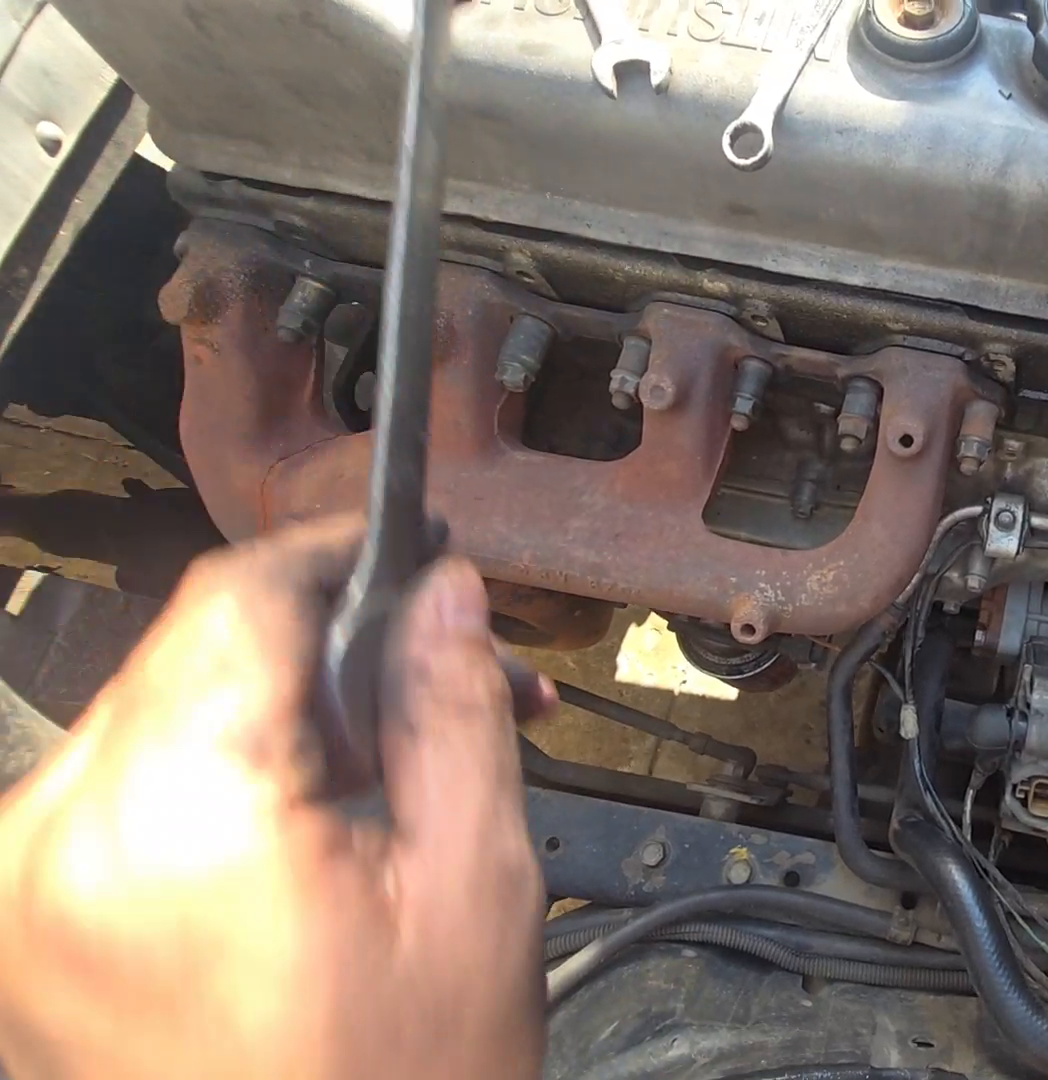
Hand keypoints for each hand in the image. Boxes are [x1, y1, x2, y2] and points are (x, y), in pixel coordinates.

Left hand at [0, 518, 549, 1079]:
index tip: (424, 545)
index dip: (337, 550)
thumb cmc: (415, 1050)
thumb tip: (448, 588)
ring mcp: (36, 881)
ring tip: (444, 730)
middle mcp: (58, 839)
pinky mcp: (52, 909)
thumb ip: (451, 704)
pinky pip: (165, 769)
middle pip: (210, 648)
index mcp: (174, 822)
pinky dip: (276, 750)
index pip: (235, 603)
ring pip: (194, 701)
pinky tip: (369, 780)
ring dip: (326, 695)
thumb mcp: (474, 861)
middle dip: (353, 635)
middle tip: (477, 665)